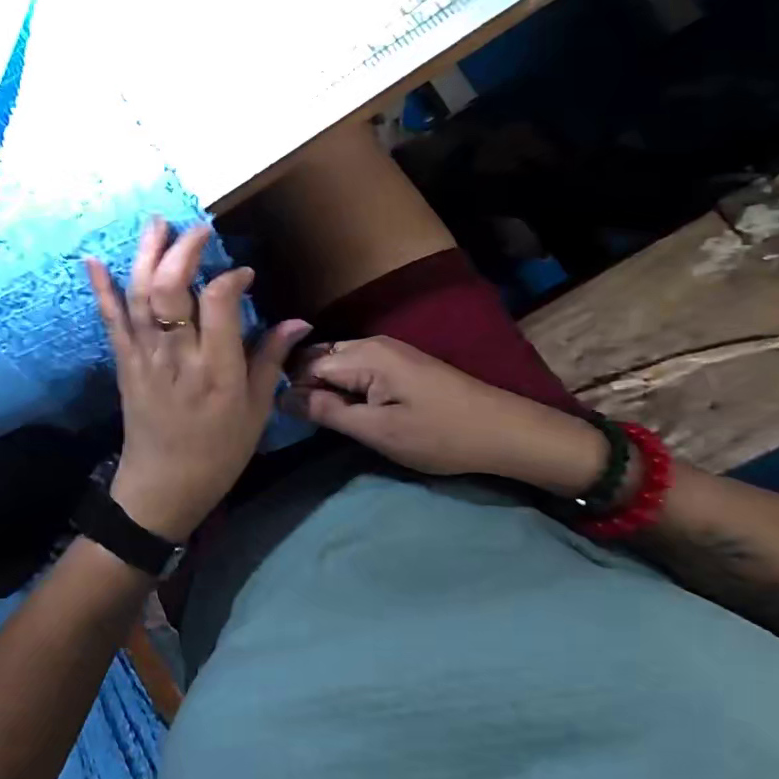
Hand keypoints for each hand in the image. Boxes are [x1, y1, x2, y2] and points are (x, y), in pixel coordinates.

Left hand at [86, 219, 310, 543]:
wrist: (163, 489)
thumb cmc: (219, 452)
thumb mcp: (256, 411)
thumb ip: (272, 360)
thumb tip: (300, 320)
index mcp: (218, 371)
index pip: (219, 305)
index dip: (231, 278)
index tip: (244, 272)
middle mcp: (178, 357)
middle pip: (170, 291)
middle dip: (182, 251)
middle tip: (197, 228)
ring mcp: (145, 359)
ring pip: (139, 298)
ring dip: (145, 256)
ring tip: (156, 223)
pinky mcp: (123, 364)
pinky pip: (111, 322)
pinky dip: (101, 290)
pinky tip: (93, 260)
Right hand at [283, 336, 610, 496]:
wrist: (500, 429)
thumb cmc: (438, 434)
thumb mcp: (378, 430)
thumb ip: (328, 411)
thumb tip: (283, 397)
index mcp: (364, 355)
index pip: (305, 364)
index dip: (289, 390)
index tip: (277, 419)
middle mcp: (372, 343)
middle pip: (319, 357)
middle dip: (301, 384)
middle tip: (292, 421)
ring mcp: (389, 351)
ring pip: (337, 362)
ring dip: (322, 386)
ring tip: (312, 418)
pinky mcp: (401, 364)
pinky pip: (356, 368)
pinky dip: (342, 386)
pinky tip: (341, 409)